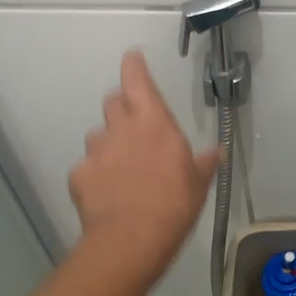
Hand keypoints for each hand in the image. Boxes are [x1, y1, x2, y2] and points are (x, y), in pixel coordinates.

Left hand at [68, 51, 220, 283]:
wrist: (132, 238)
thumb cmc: (175, 203)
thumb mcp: (199, 182)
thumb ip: (204, 163)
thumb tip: (216, 153)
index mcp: (154, 123)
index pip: (137, 81)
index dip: (133, 66)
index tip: (132, 57)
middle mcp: (122, 129)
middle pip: (113, 103)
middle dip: (122, 107)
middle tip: (134, 124)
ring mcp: (96, 152)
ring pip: (98, 134)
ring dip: (109, 142)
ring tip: (121, 164)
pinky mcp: (79, 175)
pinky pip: (87, 166)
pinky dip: (96, 173)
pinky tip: (107, 191)